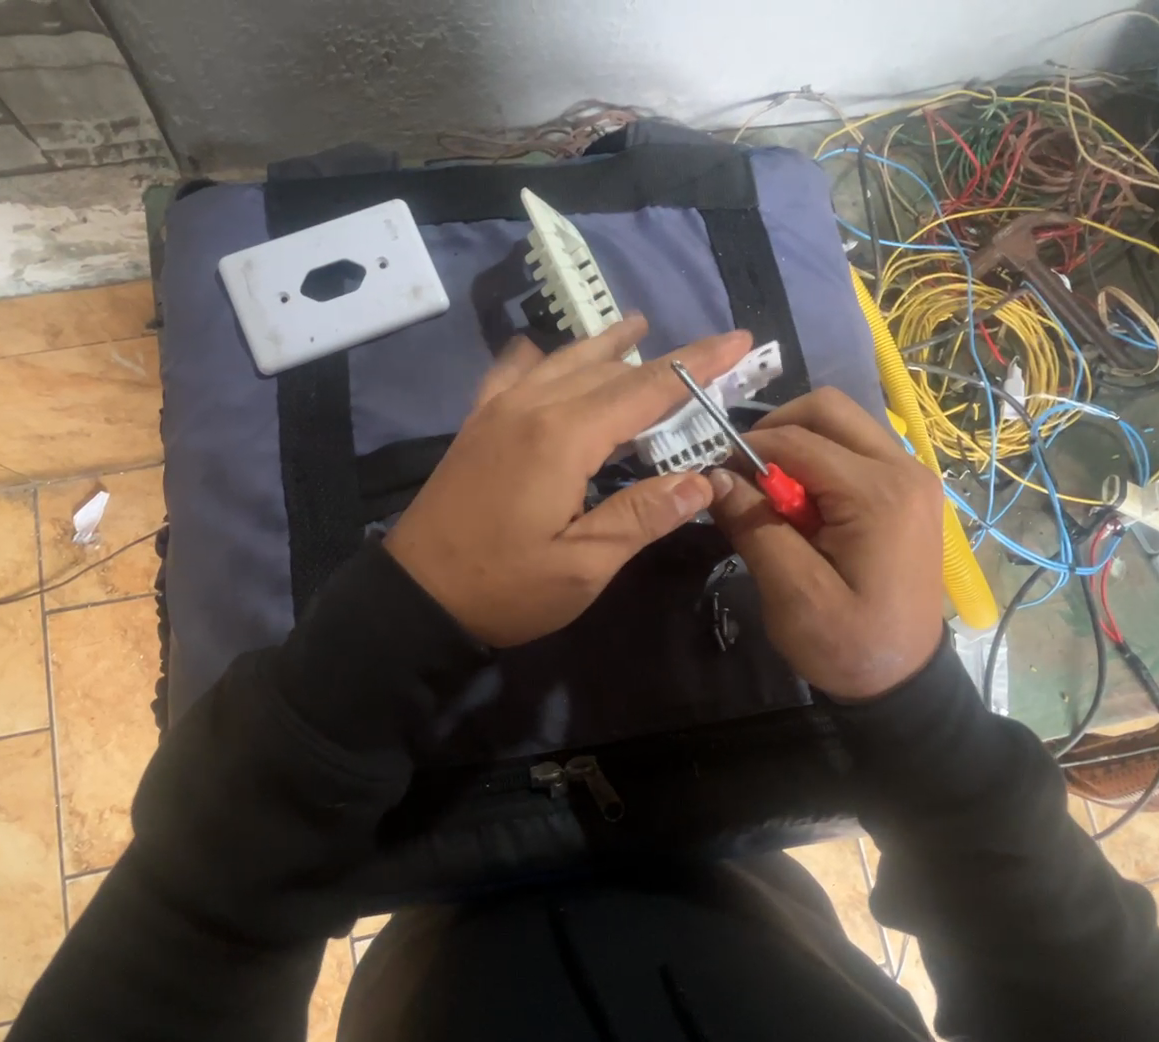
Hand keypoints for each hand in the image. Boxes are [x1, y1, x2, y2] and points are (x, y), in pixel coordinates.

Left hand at [386, 318, 754, 646]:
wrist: (416, 596)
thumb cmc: (504, 588)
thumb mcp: (584, 565)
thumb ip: (643, 515)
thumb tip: (704, 480)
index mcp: (564, 437)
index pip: (647, 389)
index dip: (699, 365)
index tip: (742, 340)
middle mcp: (532, 407)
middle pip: (610, 369)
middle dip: (665, 357)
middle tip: (711, 350)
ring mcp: (497, 411)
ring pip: (562, 362)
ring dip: (606, 346)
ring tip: (639, 329)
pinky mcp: (476, 425)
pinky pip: (512, 373)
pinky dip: (540, 358)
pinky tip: (543, 353)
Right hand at [706, 387, 946, 699]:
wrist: (905, 679)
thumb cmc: (848, 644)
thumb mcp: (793, 594)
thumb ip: (754, 527)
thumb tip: (714, 476)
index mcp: (879, 493)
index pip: (796, 439)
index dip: (746, 450)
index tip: (713, 477)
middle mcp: (904, 469)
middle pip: (828, 409)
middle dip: (775, 431)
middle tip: (745, 477)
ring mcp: (912, 476)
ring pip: (843, 424)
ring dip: (799, 445)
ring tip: (774, 495)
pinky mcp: (908, 490)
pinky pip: (856, 449)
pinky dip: (820, 462)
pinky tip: (804, 505)